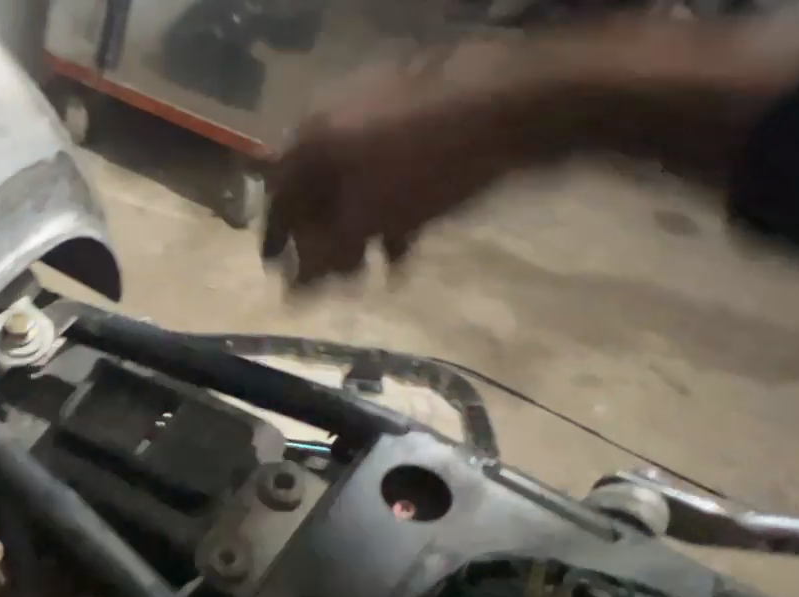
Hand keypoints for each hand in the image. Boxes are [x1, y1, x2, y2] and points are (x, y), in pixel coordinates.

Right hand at [263, 42, 555, 285]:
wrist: (521, 103)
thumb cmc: (426, 169)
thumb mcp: (366, 222)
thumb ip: (323, 257)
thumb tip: (293, 290)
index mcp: (311, 139)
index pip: (276, 198)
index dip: (277, 238)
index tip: (278, 268)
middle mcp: (336, 116)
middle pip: (318, 189)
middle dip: (326, 237)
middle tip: (337, 274)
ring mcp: (382, 105)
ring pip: (357, 180)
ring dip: (361, 226)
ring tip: (375, 265)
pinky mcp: (424, 106)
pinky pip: (391, 165)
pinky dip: (391, 203)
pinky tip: (407, 237)